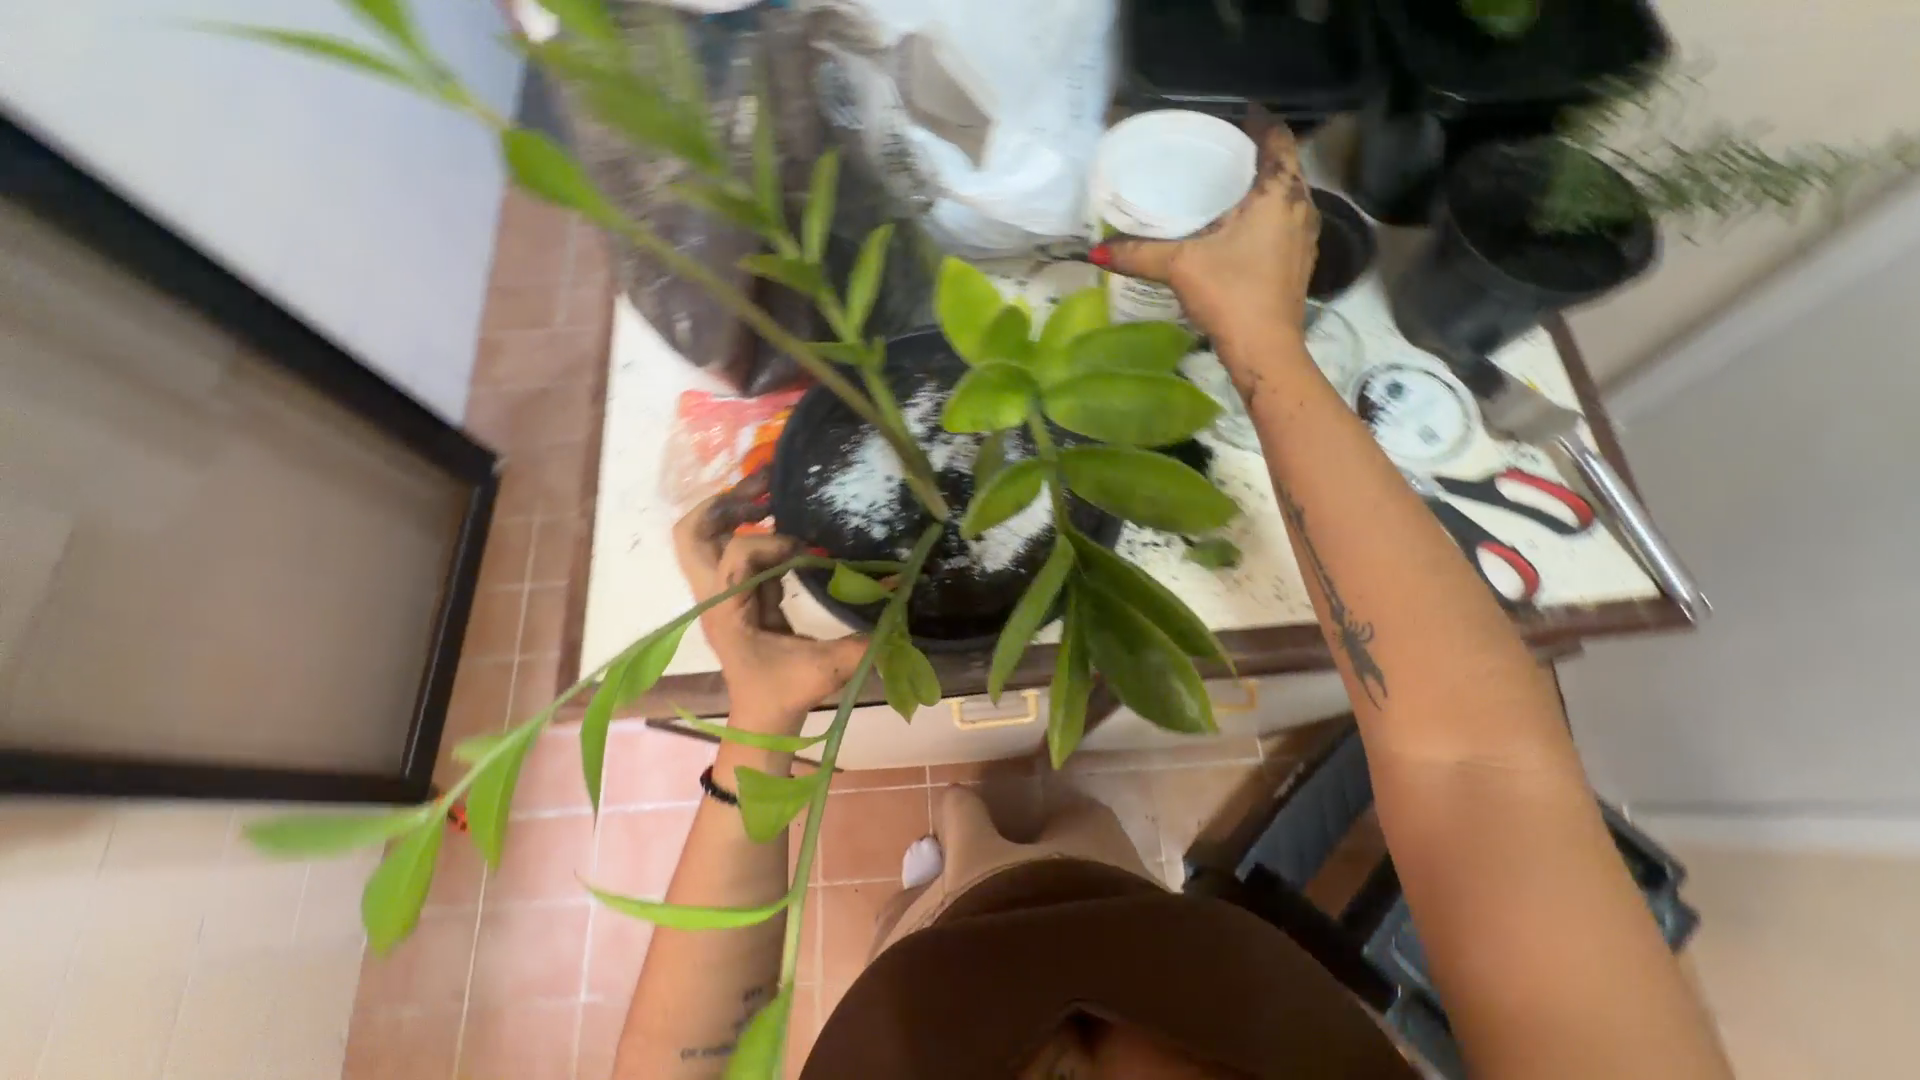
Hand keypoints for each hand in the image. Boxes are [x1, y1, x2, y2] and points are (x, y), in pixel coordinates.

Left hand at [672, 479, 868, 733]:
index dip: (772, 544)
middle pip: (692, 534)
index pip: (735, 554)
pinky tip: (779, 514)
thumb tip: (900, 599)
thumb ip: (863, 640)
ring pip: (704, 535)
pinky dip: (750, 526)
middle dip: (725, 505)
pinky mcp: (735, 592)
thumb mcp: (826, 669)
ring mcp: (719, 591)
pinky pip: (730, 547)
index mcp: (727, 611)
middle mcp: (713, 596)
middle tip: (764, 492)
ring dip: (733, 509)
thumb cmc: (786, 694)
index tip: (807, 554)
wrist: (763, 719)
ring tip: (769, 491)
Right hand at [1095, 110, 1319, 385]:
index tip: (1240, 113)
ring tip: (1231, 187)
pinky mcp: (1300, 264)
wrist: (1266, 350)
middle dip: (1258, 156)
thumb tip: (1097, 251)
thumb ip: (1138, 254)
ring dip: (1265, 188)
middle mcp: (1302, 207)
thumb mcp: (1179, 267)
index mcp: (1279, 193)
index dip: (1260, 122)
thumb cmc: (1231, 294)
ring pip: (1287, 197)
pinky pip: (1285, 224)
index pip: (1278, 139)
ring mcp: (1305, 238)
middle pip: (1285, 167)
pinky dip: (1266, 216)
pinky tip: (1241, 229)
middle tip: (1225, 151)